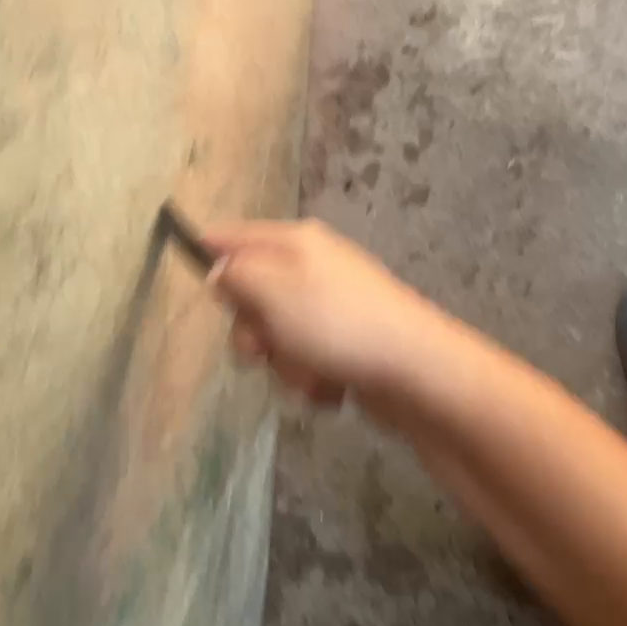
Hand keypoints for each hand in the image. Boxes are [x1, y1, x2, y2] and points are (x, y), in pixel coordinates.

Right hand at [203, 219, 453, 404]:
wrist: (416, 370)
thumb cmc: (336, 324)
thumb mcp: (271, 289)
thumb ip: (235, 274)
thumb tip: (219, 270)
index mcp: (294, 241)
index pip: (233, 237)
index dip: (213, 265)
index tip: (211, 300)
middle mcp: (312, 266)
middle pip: (252, 295)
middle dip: (253, 331)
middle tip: (264, 348)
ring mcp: (332, 305)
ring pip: (277, 335)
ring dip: (284, 363)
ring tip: (310, 373)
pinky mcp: (347, 342)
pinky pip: (307, 359)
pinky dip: (312, 377)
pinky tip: (331, 387)